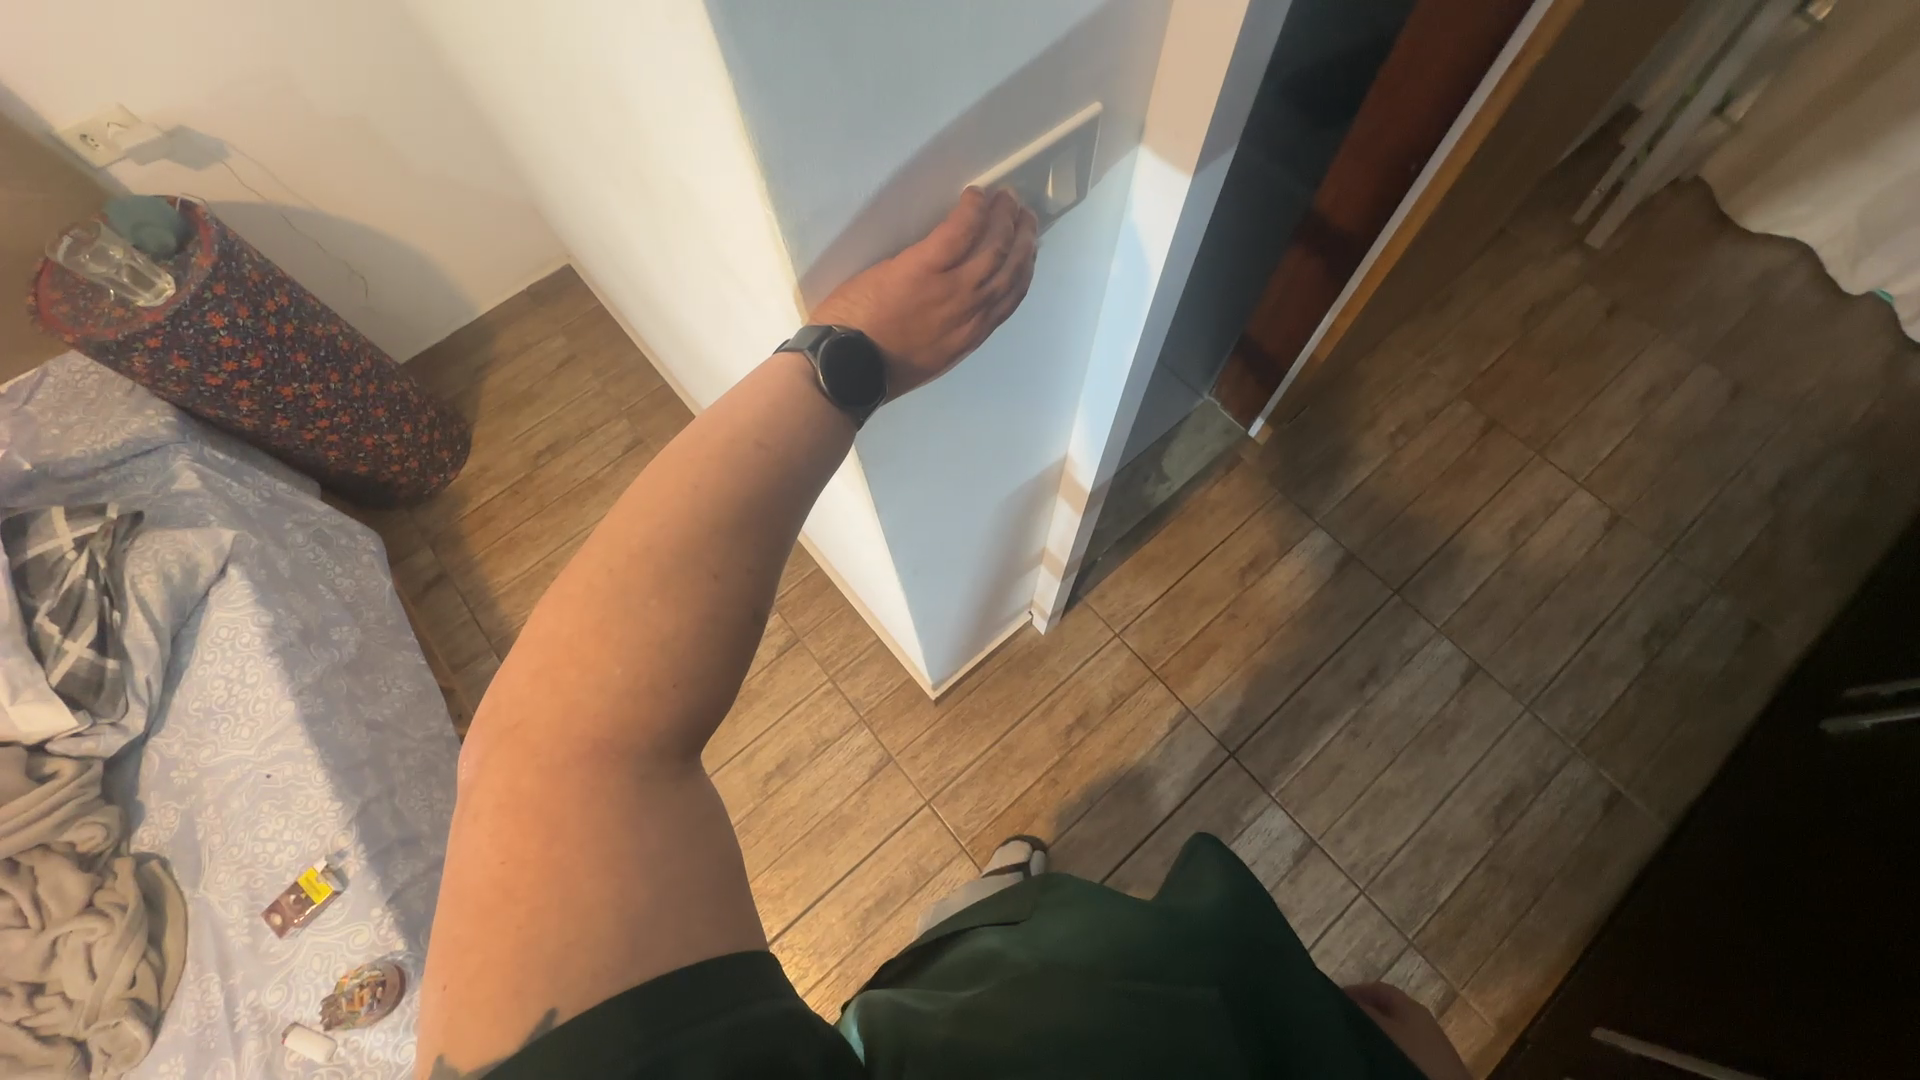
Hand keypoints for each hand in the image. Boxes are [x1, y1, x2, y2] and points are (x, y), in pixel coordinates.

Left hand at [810, 186, 1037, 399]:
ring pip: (993, 246)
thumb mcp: (929, 358)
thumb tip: (954, 313)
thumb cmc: (880, 367)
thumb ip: (948, 333)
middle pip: (1010, 268)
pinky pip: (960, 231)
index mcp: (970, 336)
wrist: (849, 367)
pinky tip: (975, 195)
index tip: (1026, 250)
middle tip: (1023, 214)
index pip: (1010, 297)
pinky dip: (973, 210)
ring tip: (1006, 198)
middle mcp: (972, 311)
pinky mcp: (924, 268)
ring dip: (1004, 217)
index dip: (1023, 269)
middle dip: (1022, 237)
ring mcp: (951, 289)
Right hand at [1344, 983, 1471, 1079]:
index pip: (1379, 988)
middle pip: (1388, 1010)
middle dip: (1365, 1013)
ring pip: (1395, 1032)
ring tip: (1356, 1041)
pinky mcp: (1433, 1066)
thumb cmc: (1412, 1055)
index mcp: (1411, 1006)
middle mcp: (1422, 1020)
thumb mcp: (1380, 1028)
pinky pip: (1403, 1050)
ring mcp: (1430, 1045)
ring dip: (1376, 1033)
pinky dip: (1388, 1050)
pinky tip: (1378, 1058)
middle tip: (1342, 1020)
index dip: (1356, 991)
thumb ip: (1362, 1011)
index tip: (1334, 999)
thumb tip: (1341, 1000)